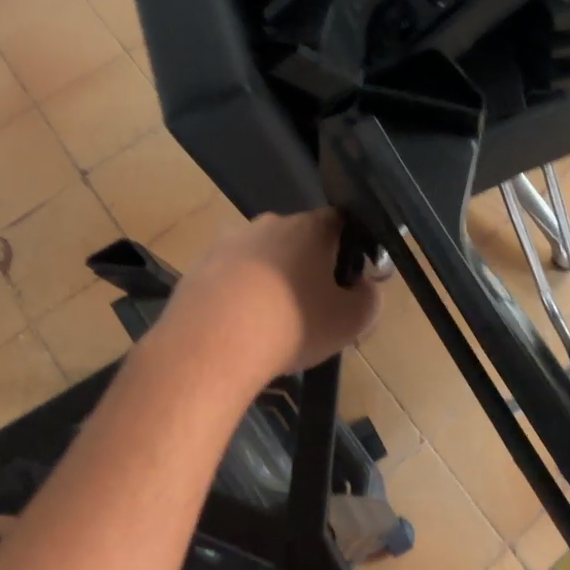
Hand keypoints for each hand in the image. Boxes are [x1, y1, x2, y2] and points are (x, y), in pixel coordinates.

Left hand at [163, 209, 381, 376]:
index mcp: (311, 227)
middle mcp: (270, 223)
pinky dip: (239, 295)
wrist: (208, 348)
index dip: (351, 249)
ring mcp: (230, 242)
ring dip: (272, 281)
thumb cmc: (291, 326)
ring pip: (263, 258)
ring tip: (272, 324)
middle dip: (310, 267)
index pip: (342, 222)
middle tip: (314, 307)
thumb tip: (365, 287)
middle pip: (300, 239)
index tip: (351, 281)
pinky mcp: (199, 266)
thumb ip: (370, 299)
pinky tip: (240, 328)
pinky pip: (231, 277)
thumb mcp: (351, 322)